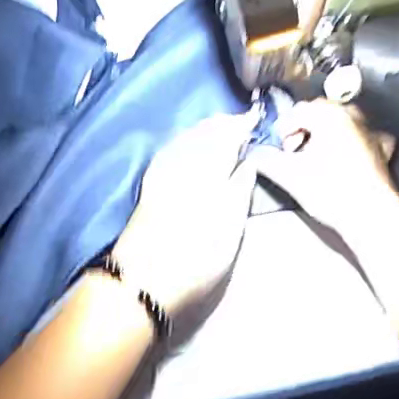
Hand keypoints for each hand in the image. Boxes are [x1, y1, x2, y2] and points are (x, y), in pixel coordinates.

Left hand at [111, 112, 260, 326]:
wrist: (142, 281)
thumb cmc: (196, 258)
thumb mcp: (231, 228)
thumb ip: (240, 189)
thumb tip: (248, 161)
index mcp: (208, 170)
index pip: (228, 137)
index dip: (242, 125)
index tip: (256, 117)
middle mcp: (184, 163)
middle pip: (205, 133)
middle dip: (224, 123)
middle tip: (241, 120)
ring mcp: (163, 172)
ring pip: (186, 138)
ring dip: (205, 128)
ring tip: (220, 127)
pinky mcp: (149, 184)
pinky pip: (171, 148)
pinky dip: (184, 139)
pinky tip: (187, 142)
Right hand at [247, 100, 398, 242]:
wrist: (370, 217)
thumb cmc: (331, 191)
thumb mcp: (289, 175)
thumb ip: (267, 160)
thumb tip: (256, 154)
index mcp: (330, 114)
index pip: (297, 112)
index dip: (283, 130)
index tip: (278, 149)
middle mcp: (353, 116)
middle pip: (319, 114)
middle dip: (303, 130)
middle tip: (293, 153)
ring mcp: (370, 133)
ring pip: (340, 123)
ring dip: (324, 135)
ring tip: (314, 158)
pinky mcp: (381, 151)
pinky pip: (361, 138)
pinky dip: (349, 143)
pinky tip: (343, 158)